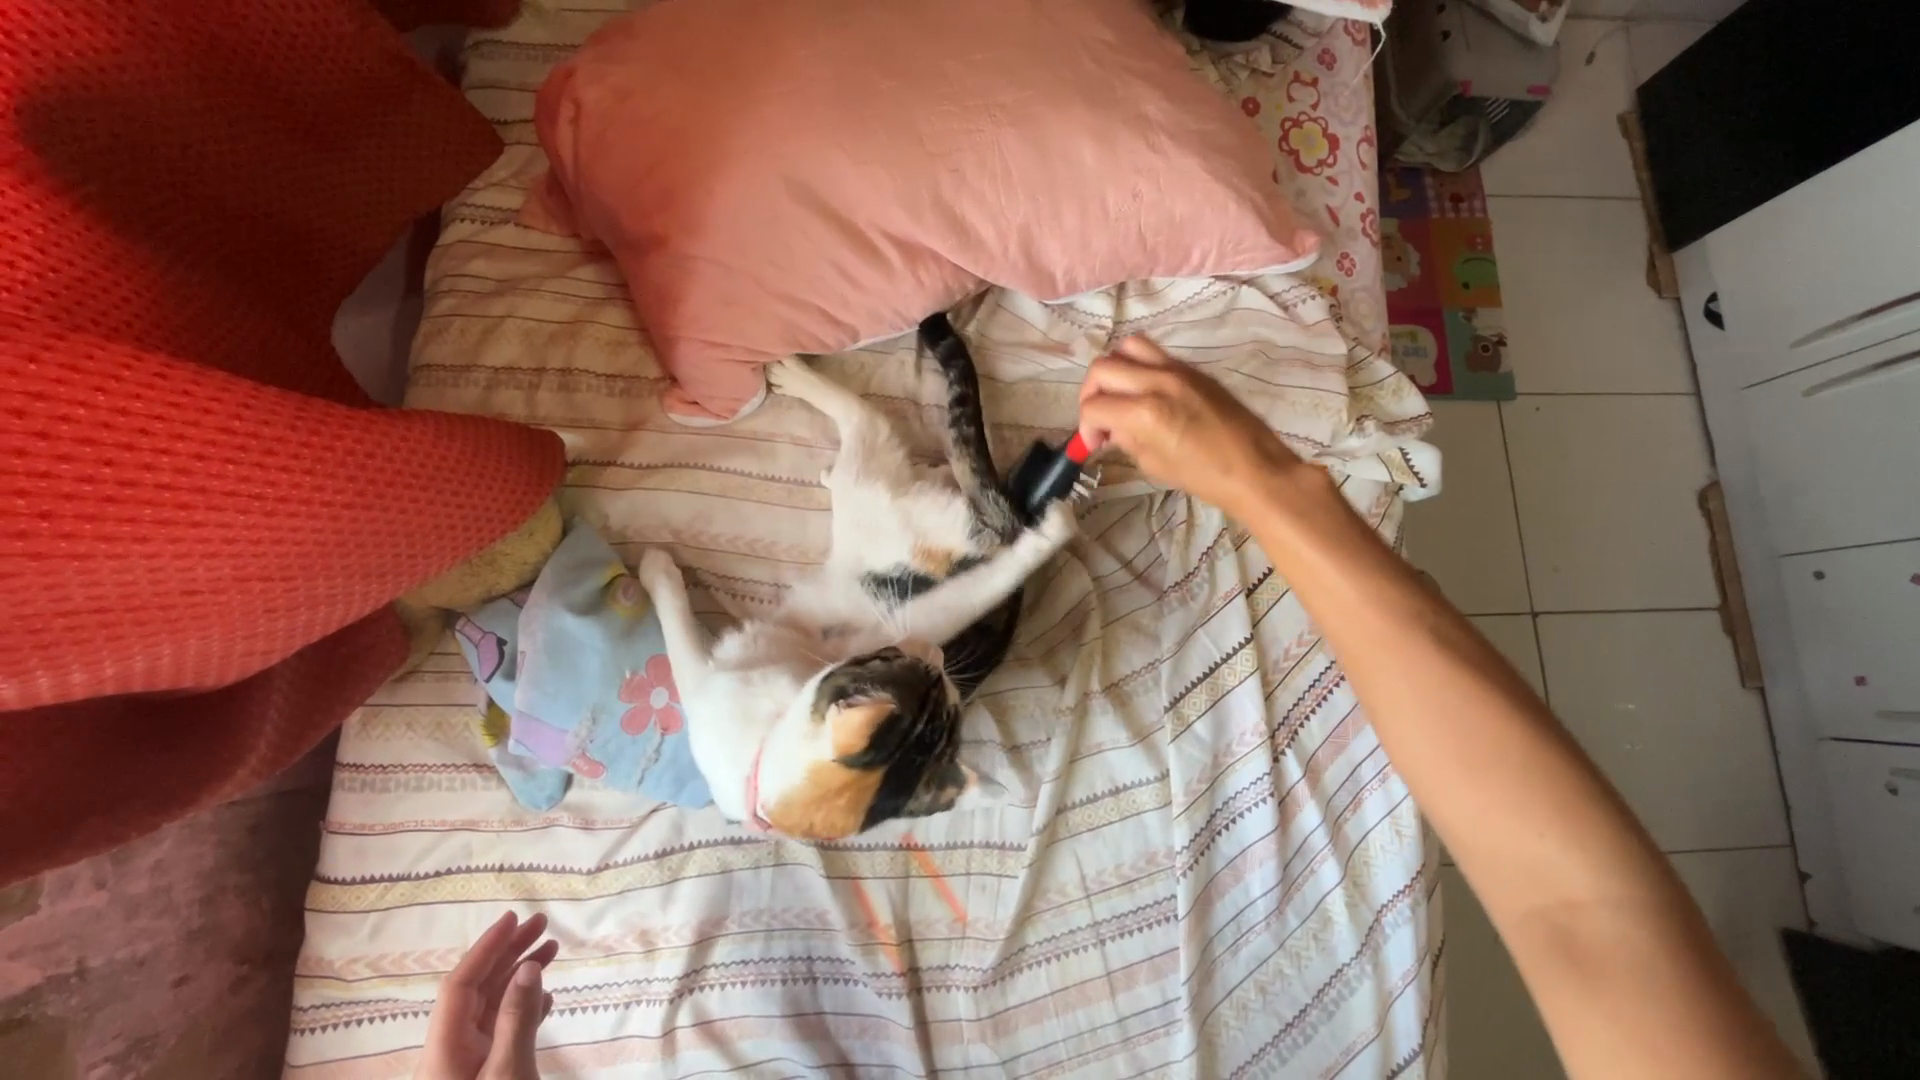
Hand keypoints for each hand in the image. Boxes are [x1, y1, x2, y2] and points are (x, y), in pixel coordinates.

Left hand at [414, 911, 558, 1079]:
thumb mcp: (509, 1073)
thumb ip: (516, 1019)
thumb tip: (527, 966)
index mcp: (443, 1051)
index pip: (460, 986)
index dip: (486, 948)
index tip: (513, 917)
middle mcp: (449, 1054)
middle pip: (475, 992)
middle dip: (507, 955)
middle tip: (542, 924)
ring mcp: (466, 1068)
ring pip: (490, 1009)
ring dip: (519, 978)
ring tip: (551, 950)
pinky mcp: (484, 1079)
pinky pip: (501, 1031)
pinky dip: (523, 1008)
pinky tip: (545, 997)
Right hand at [1077, 336, 1306, 516]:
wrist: (1255, 469)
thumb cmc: (1204, 477)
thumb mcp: (1153, 465)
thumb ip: (1126, 440)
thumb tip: (1110, 429)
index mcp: (1145, 413)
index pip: (1094, 406)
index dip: (1085, 426)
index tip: (1094, 443)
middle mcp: (1157, 382)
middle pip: (1102, 368)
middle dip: (1091, 393)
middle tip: (1100, 418)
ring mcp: (1177, 370)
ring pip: (1127, 347)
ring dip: (1114, 370)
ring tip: (1120, 395)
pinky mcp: (1194, 369)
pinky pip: (1154, 353)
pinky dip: (1138, 367)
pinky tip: (1145, 393)